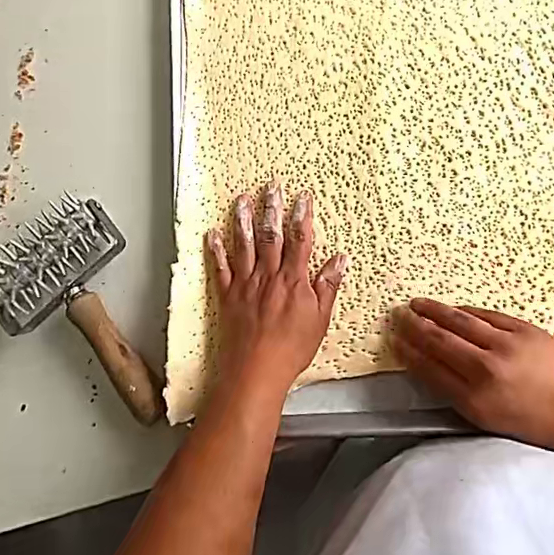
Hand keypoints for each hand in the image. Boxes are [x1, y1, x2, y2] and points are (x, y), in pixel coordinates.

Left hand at [206, 182, 348, 397]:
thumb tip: (340, 260)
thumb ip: (328, 286)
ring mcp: (246, 284)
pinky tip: (213, 233)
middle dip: (272, 208)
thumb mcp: (320, 319)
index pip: (300, 240)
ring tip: (242, 199)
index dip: (302, 215)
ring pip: (244, 245)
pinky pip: (220, 267)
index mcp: (293, 281)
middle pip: (271, 235)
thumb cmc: (290, 348)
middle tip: (271, 186)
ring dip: (243, 220)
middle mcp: (268, 277)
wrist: (257, 368)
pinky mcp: (228, 295)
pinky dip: (216, 249)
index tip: (303, 197)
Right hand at [392, 297, 553, 456]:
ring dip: (434, 311)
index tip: (395, 340)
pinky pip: (486, 316)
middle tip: (397, 315)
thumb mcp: (492, 420)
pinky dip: (465, 311)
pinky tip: (454, 309)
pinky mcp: (526, 331)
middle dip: (414, 326)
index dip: (408, 351)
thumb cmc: (544, 425)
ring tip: (417, 304)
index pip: (429, 367)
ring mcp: (507, 346)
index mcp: (476, 399)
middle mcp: (487, 370)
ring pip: (459, 321)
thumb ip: (457, 392)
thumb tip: (429, 365)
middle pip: (439, 340)